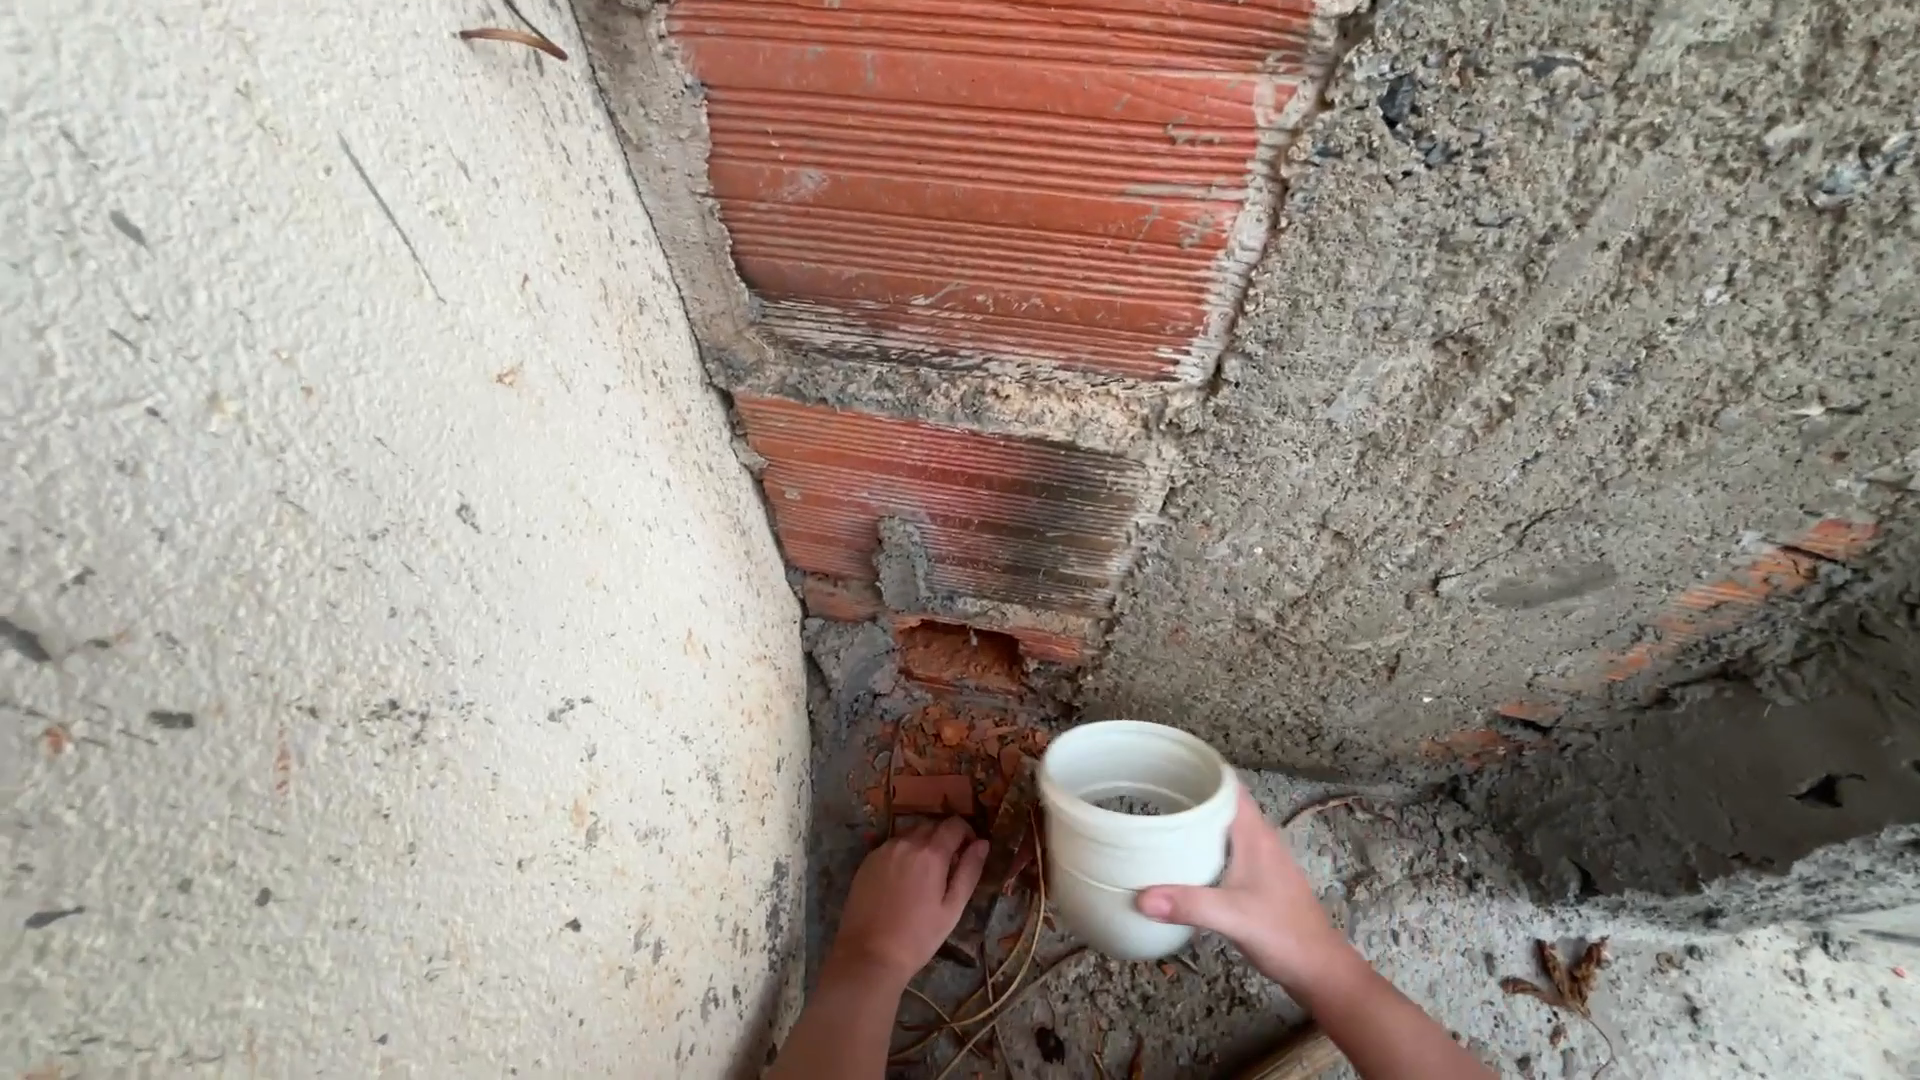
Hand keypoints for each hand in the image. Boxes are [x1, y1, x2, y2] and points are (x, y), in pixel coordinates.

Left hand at [827, 817, 989, 988]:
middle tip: (947, 868)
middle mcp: (906, 842)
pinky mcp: (868, 860)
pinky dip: (903, 854)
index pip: (954, 824)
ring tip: (924, 876)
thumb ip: (969, 871)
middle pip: (932, 826)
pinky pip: (892, 846)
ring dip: (922, 845)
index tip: (968, 851)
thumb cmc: (918, 937)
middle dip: (944, 839)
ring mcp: (884, 849)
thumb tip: (983, 843)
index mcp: (931, 853)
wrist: (869, 955)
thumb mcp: (952, 908)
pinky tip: (901, 881)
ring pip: (910, 834)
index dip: (966, 833)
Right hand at [1136, 788, 1352, 992]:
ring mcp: (1261, 856)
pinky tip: (1184, 852)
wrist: (1320, 970)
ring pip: (1225, 822)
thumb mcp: (1233, 918)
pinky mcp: (1259, 875)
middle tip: (1152, 787)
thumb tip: (1139, 897)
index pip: (1228, 785)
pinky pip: (1227, 842)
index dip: (1201, 770)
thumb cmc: (1283, 934)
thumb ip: (1189, 905)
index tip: (1167, 764)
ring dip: (1198, 815)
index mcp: (1254, 834)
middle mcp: (1258, 838)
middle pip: (1223, 800)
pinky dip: (1204, 839)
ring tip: (1161, 814)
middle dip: (1191, 790)